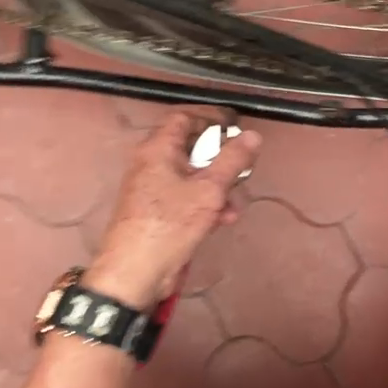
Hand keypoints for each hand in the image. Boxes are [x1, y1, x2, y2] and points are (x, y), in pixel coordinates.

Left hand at [84, 108, 260, 308]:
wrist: (134, 272)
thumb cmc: (170, 223)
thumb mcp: (209, 190)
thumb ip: (233, 160)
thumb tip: (252, 135)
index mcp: (158, 149)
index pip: (185, 117)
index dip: (211, 116)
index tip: (236, 124)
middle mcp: (151, 162)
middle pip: (190, 147)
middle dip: (220, 157)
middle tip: (242, 164)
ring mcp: (152, 187)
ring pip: (191, 174)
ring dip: (217, 184)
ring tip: (234, 202)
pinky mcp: (156, 210)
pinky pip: (185, 195)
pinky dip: (205, 201)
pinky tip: (222, 219)